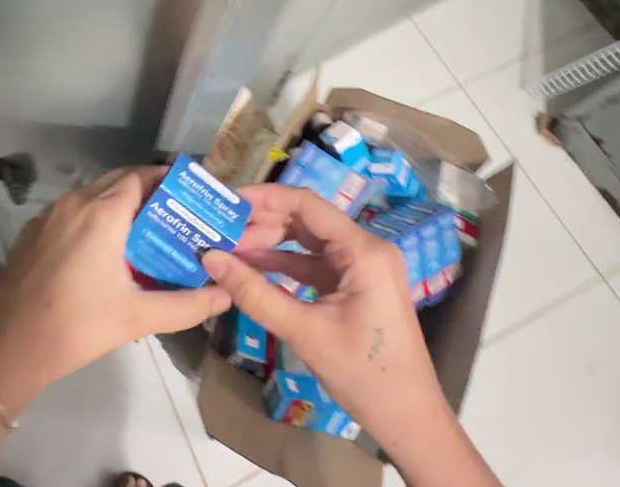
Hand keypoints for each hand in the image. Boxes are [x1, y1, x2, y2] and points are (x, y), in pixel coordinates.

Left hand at [0, 166, 232, 412]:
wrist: (8, 346)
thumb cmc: (77, 326)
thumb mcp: (137, 317)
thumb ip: (186, 305)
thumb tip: (225, 295)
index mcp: (102, 213)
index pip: (140, 176)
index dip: (165, 181)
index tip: (189, 194)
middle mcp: (75, 202)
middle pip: (117, 180)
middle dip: (146, 190)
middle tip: (174, 213)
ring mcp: (49, 214)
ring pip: (92, 194)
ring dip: (118, 203)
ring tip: (145, 230)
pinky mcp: (33, 230)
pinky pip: (72, 210)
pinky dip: (93, 215)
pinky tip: (105, 248)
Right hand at [202, 183, 447, 437]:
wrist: (410, 422)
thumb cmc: (365, 375)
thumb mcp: (305, 332)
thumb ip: (255, 293)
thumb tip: (209, 257)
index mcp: (363, 250)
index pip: (306, 204)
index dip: (264, 198)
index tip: (226, 202)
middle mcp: (366, 248)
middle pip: (306, 219)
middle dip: (262, 224)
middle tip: (221, 231)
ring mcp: (362, 267)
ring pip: (308, 240)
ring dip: (269, 244)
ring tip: (228, 248)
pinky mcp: (356, 285)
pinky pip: (314, 263)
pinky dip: (284, 264)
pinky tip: (251, 268)